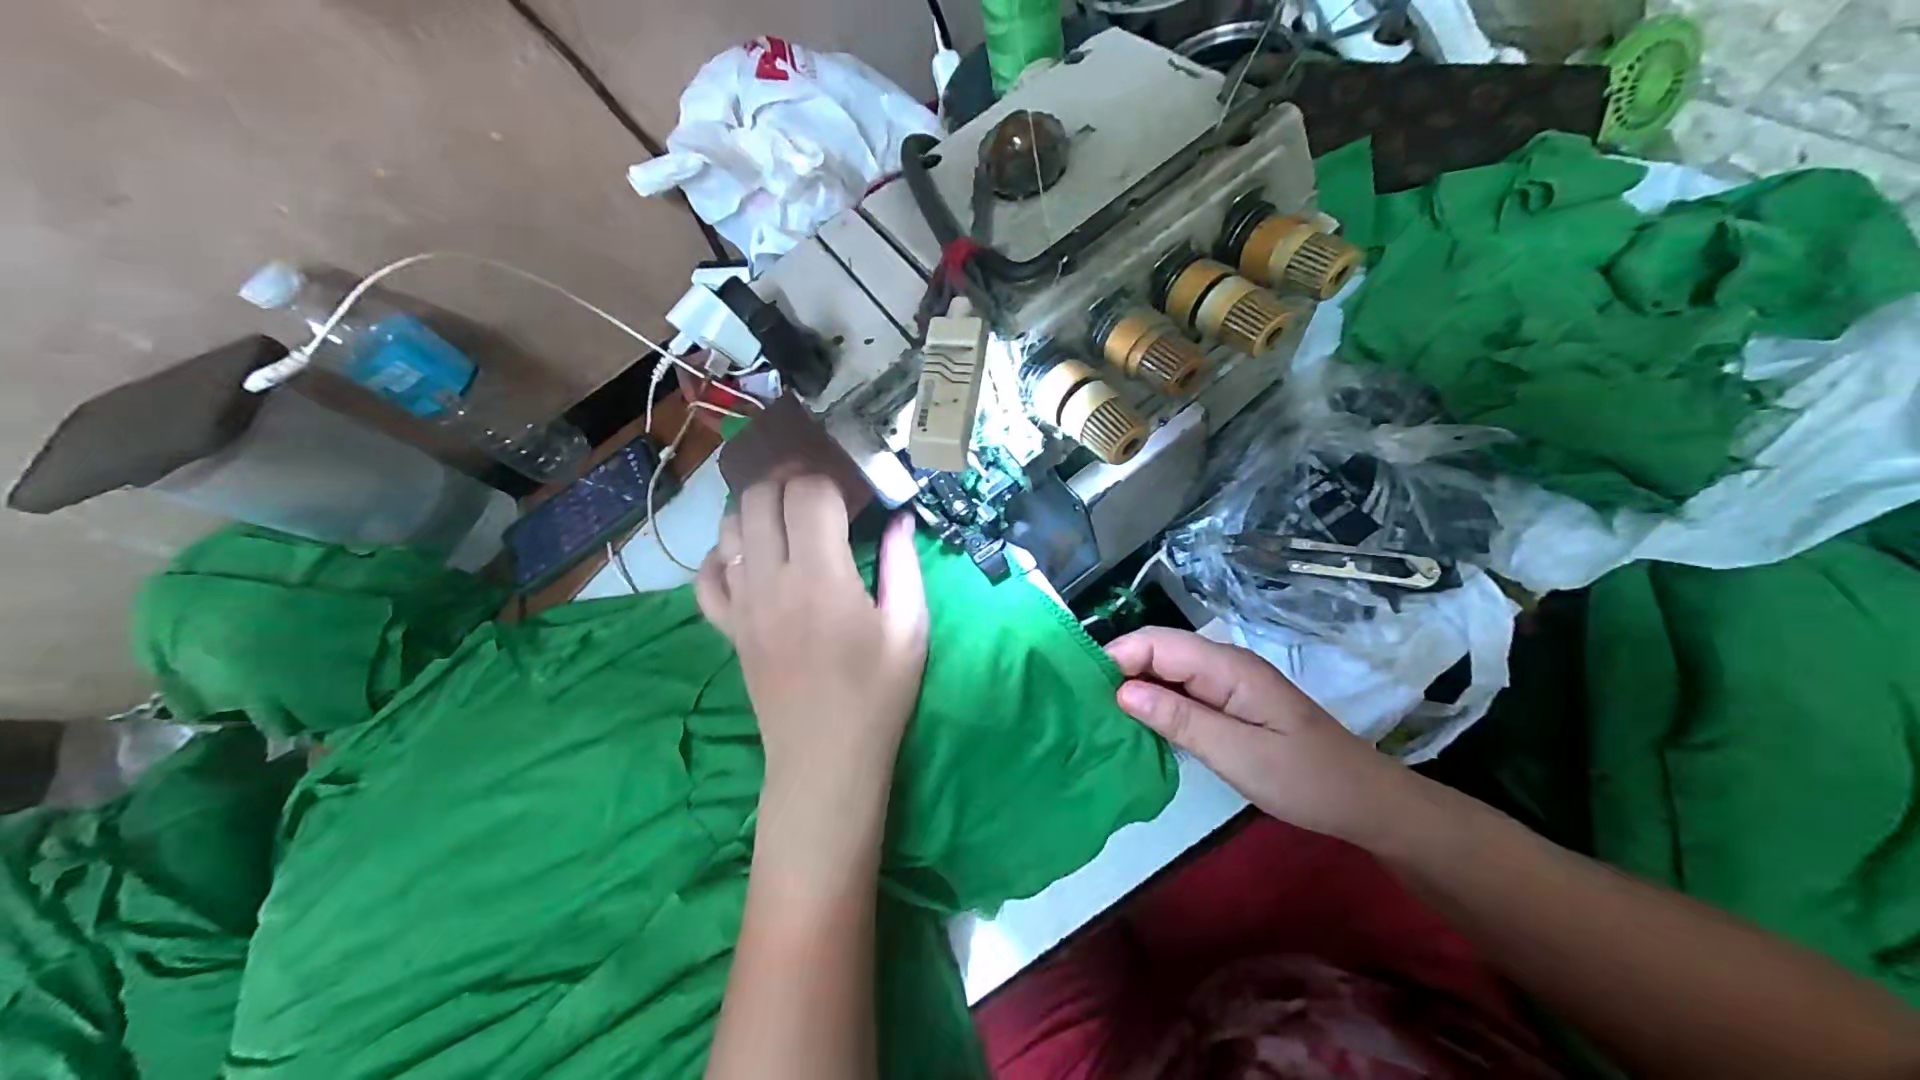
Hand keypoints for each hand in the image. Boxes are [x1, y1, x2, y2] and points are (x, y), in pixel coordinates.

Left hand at [696, 475, 928, 801]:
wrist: (824, 756)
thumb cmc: (877, 693)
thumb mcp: (910, 628)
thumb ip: (903, 564)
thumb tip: (899, 519)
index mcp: (822, 577)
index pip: (808, 493)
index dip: (829, 478)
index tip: (850, 490)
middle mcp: (772, 580)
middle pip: (761, 496)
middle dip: (791, 480)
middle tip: (821, 493)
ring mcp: (741, 603)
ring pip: (730, 526)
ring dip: (759, 508)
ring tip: (790, 518)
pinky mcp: (727, 627)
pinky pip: (706, 575)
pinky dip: (723, 553)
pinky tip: (751, 557)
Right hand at [1105, 627, 1422, 848]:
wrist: (1364, 802)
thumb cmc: (1305, 778)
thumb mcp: (1238, 753)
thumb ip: (1179, 719)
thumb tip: (1121, 691)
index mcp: (1227, 667)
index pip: (1157, 642)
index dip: (1118, 657)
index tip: (1085, 690)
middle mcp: (1222, 664)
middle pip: (1157, 650)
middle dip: (1119, 669)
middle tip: (1085, 704)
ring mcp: (1225, 683)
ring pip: (1165, 669)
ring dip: (1133, 686)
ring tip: (1100, 714)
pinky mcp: (1226, 703)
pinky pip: (1179, 691)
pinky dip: (1154, 703)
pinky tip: (1137, 724)